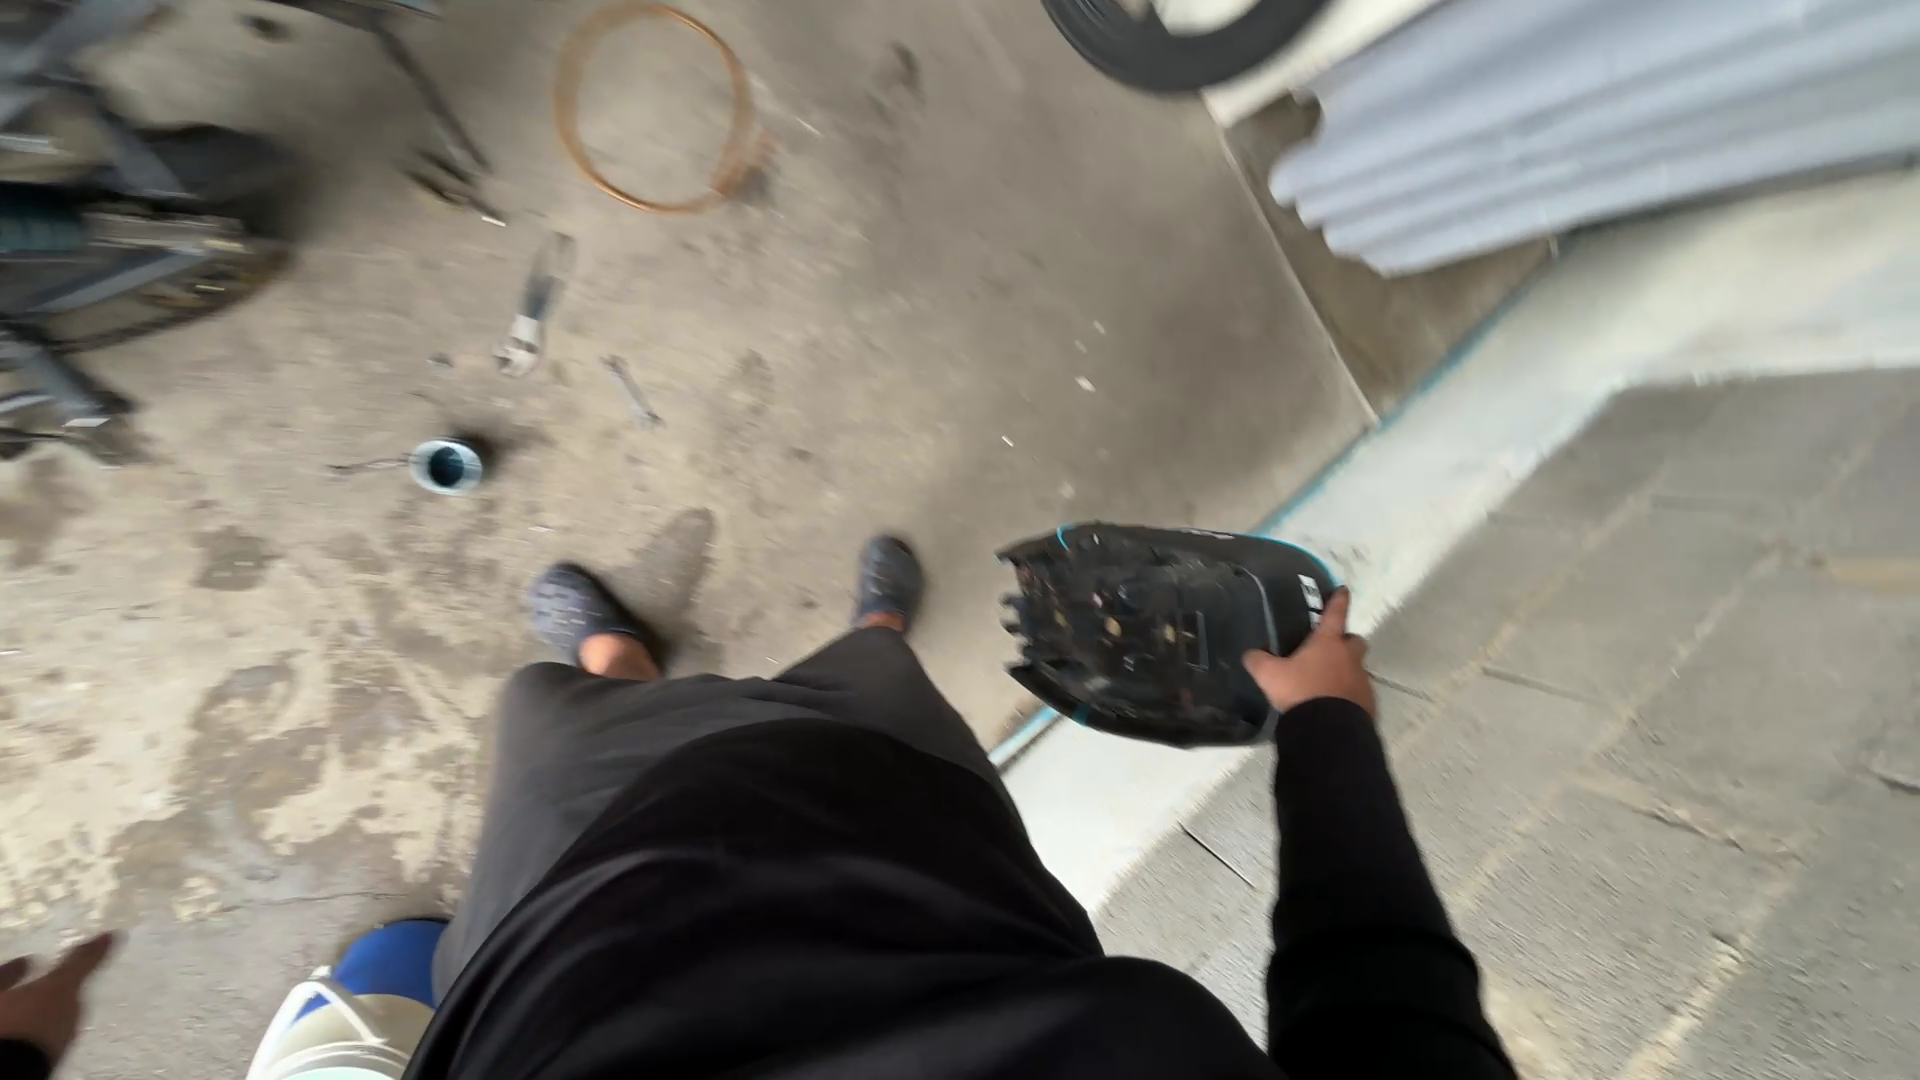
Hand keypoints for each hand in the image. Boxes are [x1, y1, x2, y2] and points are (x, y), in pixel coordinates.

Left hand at [0, 933, 115, 1065]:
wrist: (9, 1072)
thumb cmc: (29, 1023)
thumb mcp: (61, 988)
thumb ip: (81, 962)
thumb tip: (109, 934)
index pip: (3, 975)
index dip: (17, 968)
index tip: (29, 959)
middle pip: (4, 998)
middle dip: (19, 991)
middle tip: (36, 983)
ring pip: (8, 1017)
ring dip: (22, 1011)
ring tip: (47, 1009)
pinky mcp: (5, 1055)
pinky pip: (12, 1037)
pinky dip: (25, 1031)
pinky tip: (41, 1033)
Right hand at [1242, 587, 1374, 715]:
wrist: (1329, 728)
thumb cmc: (1300, 691)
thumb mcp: (1269, 675)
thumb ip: (1258, 660)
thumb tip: (1249, 653)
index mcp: (1327, 643)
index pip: (1334, 615)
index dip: (1338, 601)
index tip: (1343, 589)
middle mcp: (1349, 657)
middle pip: (1355, 641)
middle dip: (1346, 641)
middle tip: (1331, 649)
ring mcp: (1361, 680)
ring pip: (1356, 668)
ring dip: (1345, 670)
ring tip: (1326, 683)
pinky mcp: (1368, 703)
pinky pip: (1358, 692)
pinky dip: (1348, 693)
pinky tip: (1333, 704)